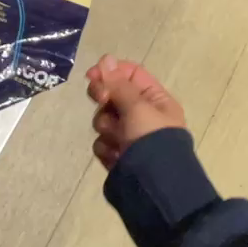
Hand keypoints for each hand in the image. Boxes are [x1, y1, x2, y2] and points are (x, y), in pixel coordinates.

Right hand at [85, 54, 186, 168]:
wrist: (154, 188)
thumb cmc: (151, 140)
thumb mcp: (137, 107)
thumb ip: (118, 83)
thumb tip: (106, 58)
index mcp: (155, 99)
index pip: (130, 74)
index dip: (111, 71)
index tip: (93, 75)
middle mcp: (142, 115)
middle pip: (113, 94)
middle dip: (104, 98)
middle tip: (102, 100)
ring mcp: (129, 136)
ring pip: (103, 118)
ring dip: (106, 126)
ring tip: (117, 138)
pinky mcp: (117, 154)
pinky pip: (102, 141)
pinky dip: (106, 147)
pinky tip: (116, 155)